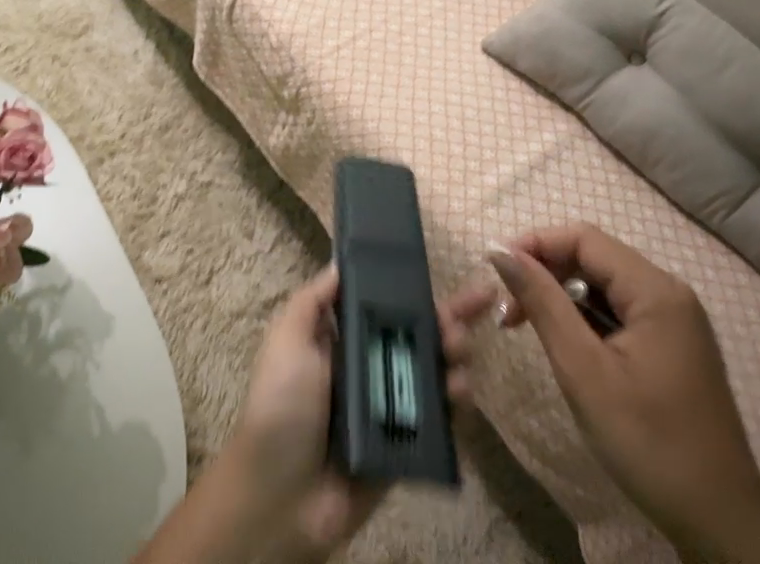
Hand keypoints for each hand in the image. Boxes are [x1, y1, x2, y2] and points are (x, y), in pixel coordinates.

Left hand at [229, 265, 494, 554]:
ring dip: (457, 354)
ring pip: (437, 371)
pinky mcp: (409, 444)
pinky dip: (457, 400)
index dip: (413, 291)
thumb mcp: (286, 341)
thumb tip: (339, 265)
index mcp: (340, 342)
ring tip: (459, 350)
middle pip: (420, 336)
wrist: (284, 494)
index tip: (439, 275)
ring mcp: (392, 406)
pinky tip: (459, 389)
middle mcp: (368, 368)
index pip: (384, 307)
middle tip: (477, 304)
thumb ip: (312, 302)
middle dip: (449, 318)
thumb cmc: (282, 406)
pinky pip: (443, 417)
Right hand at [485, 224, 759, 563]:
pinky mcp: (670, 347)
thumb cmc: (646, 440)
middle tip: (506, 313)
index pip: (584, 239)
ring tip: (523, 329)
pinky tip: (562, 346)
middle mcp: (670, 295)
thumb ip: (542, 303)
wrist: (717, 516)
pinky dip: (583, 320)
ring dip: (559, 298)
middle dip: (544, 273)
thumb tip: (500, 252)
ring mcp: (674, 323)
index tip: (493, 272)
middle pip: (594, 258)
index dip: (534, 244)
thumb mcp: (582, 369)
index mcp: (656, 292)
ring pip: (603, 287)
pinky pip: (617, 314)